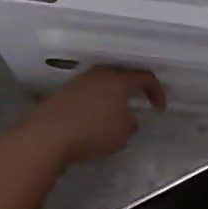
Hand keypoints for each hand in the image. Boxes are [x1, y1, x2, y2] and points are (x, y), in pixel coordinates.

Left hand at [7, 66, 165, 172]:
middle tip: (140, 99)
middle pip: (121, 73)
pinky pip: (87, 91)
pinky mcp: (62, 92)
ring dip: (112, 93)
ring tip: (116, 109)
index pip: (145, 77)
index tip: (159, 107)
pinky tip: (94, 115)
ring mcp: (78, 81)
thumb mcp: (123, 133)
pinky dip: (96, 100)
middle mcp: (98, 74)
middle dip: (133, 86)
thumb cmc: (93, 132)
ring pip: (102, 80)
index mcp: (118, 79)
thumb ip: (131, 122)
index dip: (157, 90)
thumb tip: (128, 117)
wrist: (48, 135)